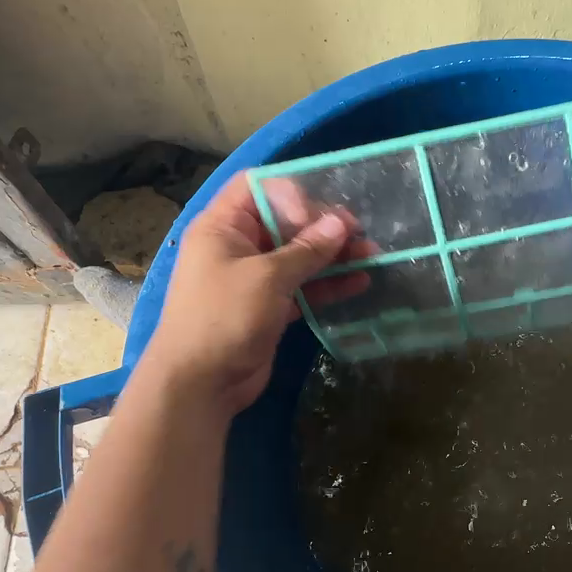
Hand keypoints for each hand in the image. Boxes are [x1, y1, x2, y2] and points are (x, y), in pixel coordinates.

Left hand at [142, 174, 366, 412]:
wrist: (200, 384)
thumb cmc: (223, 317)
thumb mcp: (267, 277)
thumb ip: (307, 250)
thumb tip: (342, 223)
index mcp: (223, 226)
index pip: (258, 187)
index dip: (292, 192)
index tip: (321, 214)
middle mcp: (238, 246)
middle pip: (285, 221)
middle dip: (324, 226)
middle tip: (360, 233)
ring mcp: (255, 278)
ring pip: (299, 256)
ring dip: (334, 256)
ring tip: (372, 255)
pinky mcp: (270, 306)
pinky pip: (303, 286)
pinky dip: (328, 284)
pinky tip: (359, 282)